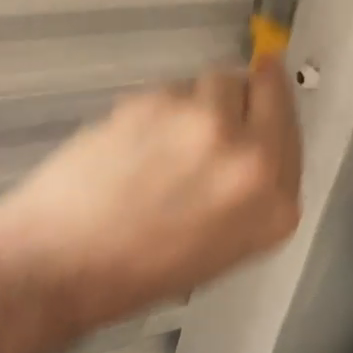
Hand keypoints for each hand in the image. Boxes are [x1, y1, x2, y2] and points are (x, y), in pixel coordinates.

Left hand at [0, 57, 302, 316]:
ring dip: (195, 100)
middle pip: (265, 87)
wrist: (60, 262)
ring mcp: (205, 123)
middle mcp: (252, 156)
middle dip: (245, 90)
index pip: (292, 132)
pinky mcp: (158, 100)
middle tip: (215, 106)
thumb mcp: (223, 245)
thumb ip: (251, 191)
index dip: (272, 112)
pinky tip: (129, 143)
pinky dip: (156, 108)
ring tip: (158, 141)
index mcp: (276, 205)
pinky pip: (170, 89)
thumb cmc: (139, 271)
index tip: (264, 95)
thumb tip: (251, 136)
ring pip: (214, 80)